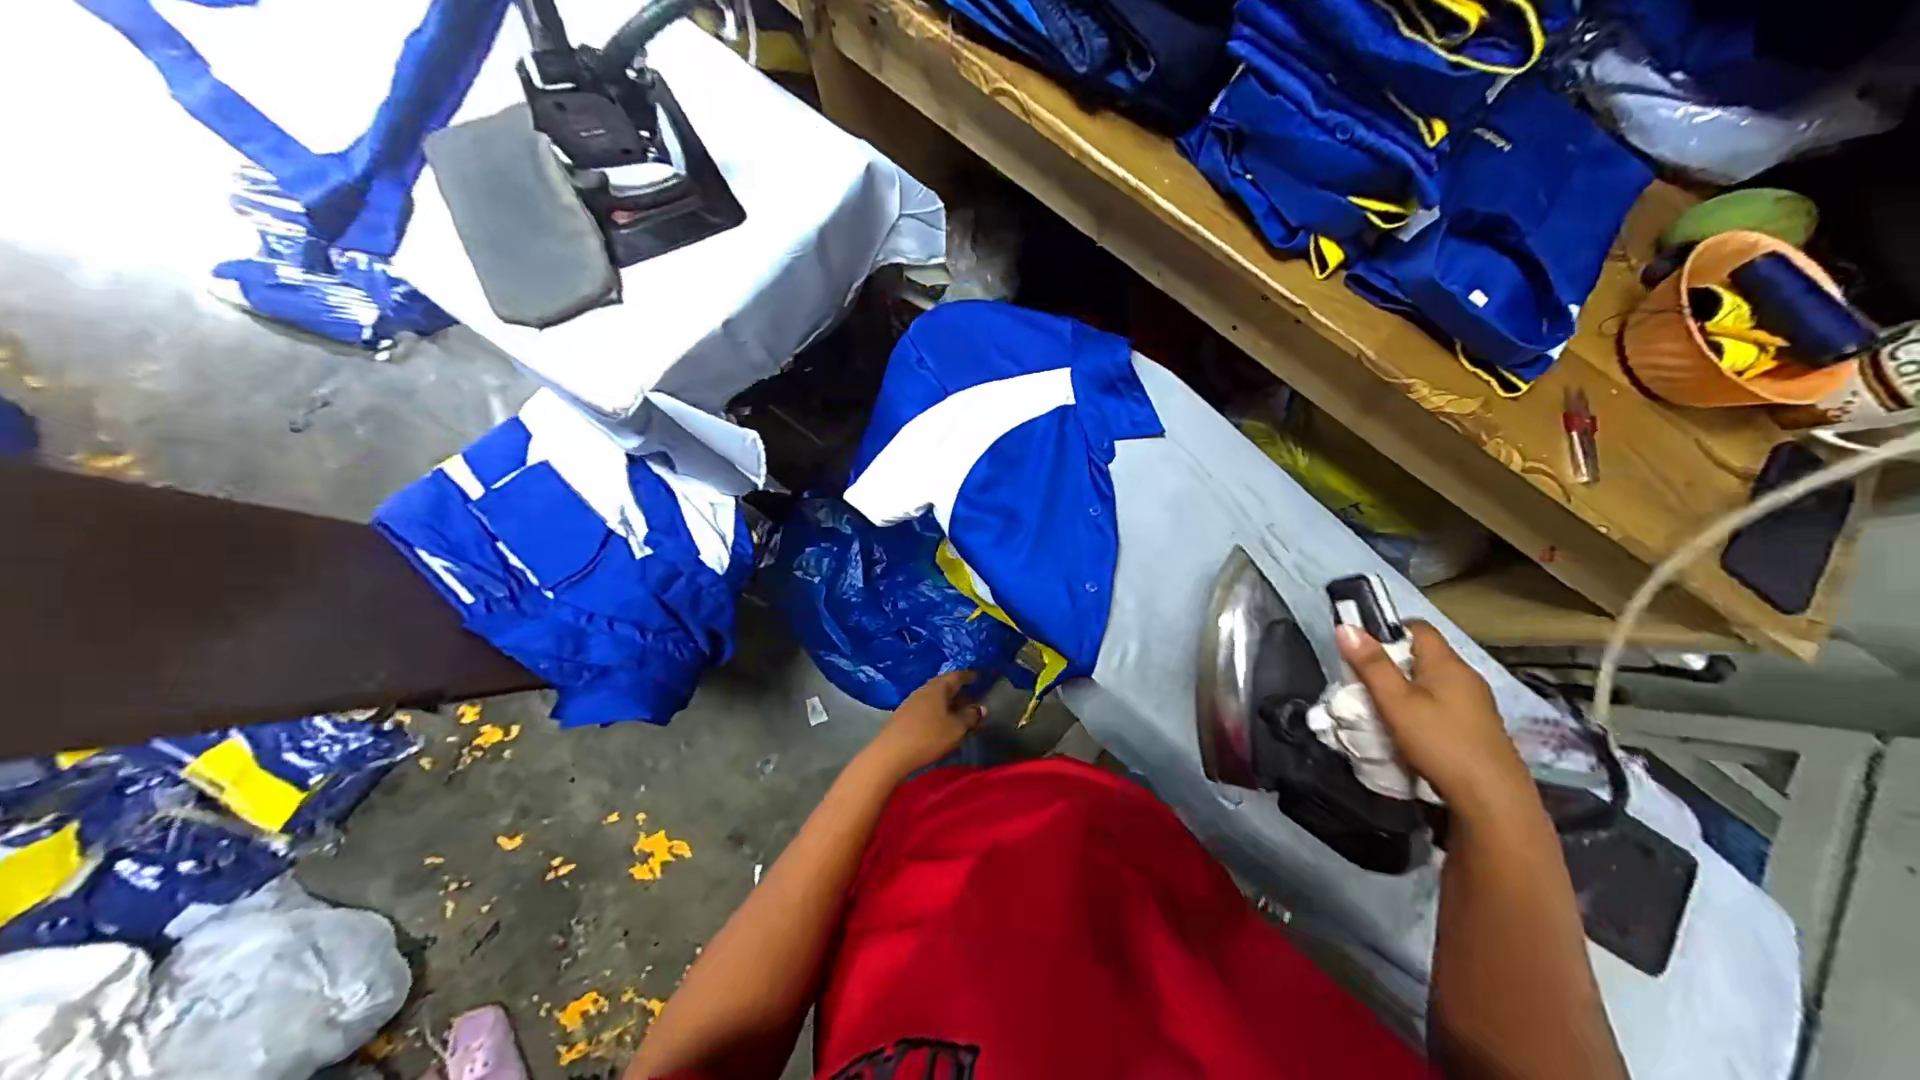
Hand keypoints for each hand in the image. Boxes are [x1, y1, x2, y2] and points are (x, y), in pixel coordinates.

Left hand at [862, 671, 986, 777]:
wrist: (891, 754)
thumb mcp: (956, 728)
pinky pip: (926, 707)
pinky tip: (940, 722)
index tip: (978, 676)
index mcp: (938, 688)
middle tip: (971, 697)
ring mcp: (911, 702)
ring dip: (947, 702)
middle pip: (943, 685)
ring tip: (958, 712)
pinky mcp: (904, 715)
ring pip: (934, 697)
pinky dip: (937, 710)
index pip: (956, 676)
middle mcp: (923, 690)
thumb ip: (970, 716)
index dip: (969, 676)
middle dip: (958, 690)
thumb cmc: (928, 737)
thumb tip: (980, 708)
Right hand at [1335, 621, 1532, 815]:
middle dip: (1392, 663)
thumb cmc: (1440, 742)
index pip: (1418, 628)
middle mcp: (1466, 677)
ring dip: (1406, 688)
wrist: (1492, 800)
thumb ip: (1371, 665)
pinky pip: (1442, 704)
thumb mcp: (1396, 702)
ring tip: (1381, 706)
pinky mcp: (1476, 728)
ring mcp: (1475, 704)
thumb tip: (1346, 626)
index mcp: (1448, 664)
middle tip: (1364, 680)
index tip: (1362, 649)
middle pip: (1424, 656)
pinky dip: (1421, 708)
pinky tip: (1408, 729)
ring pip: (1432, 682)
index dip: (1388, 630)